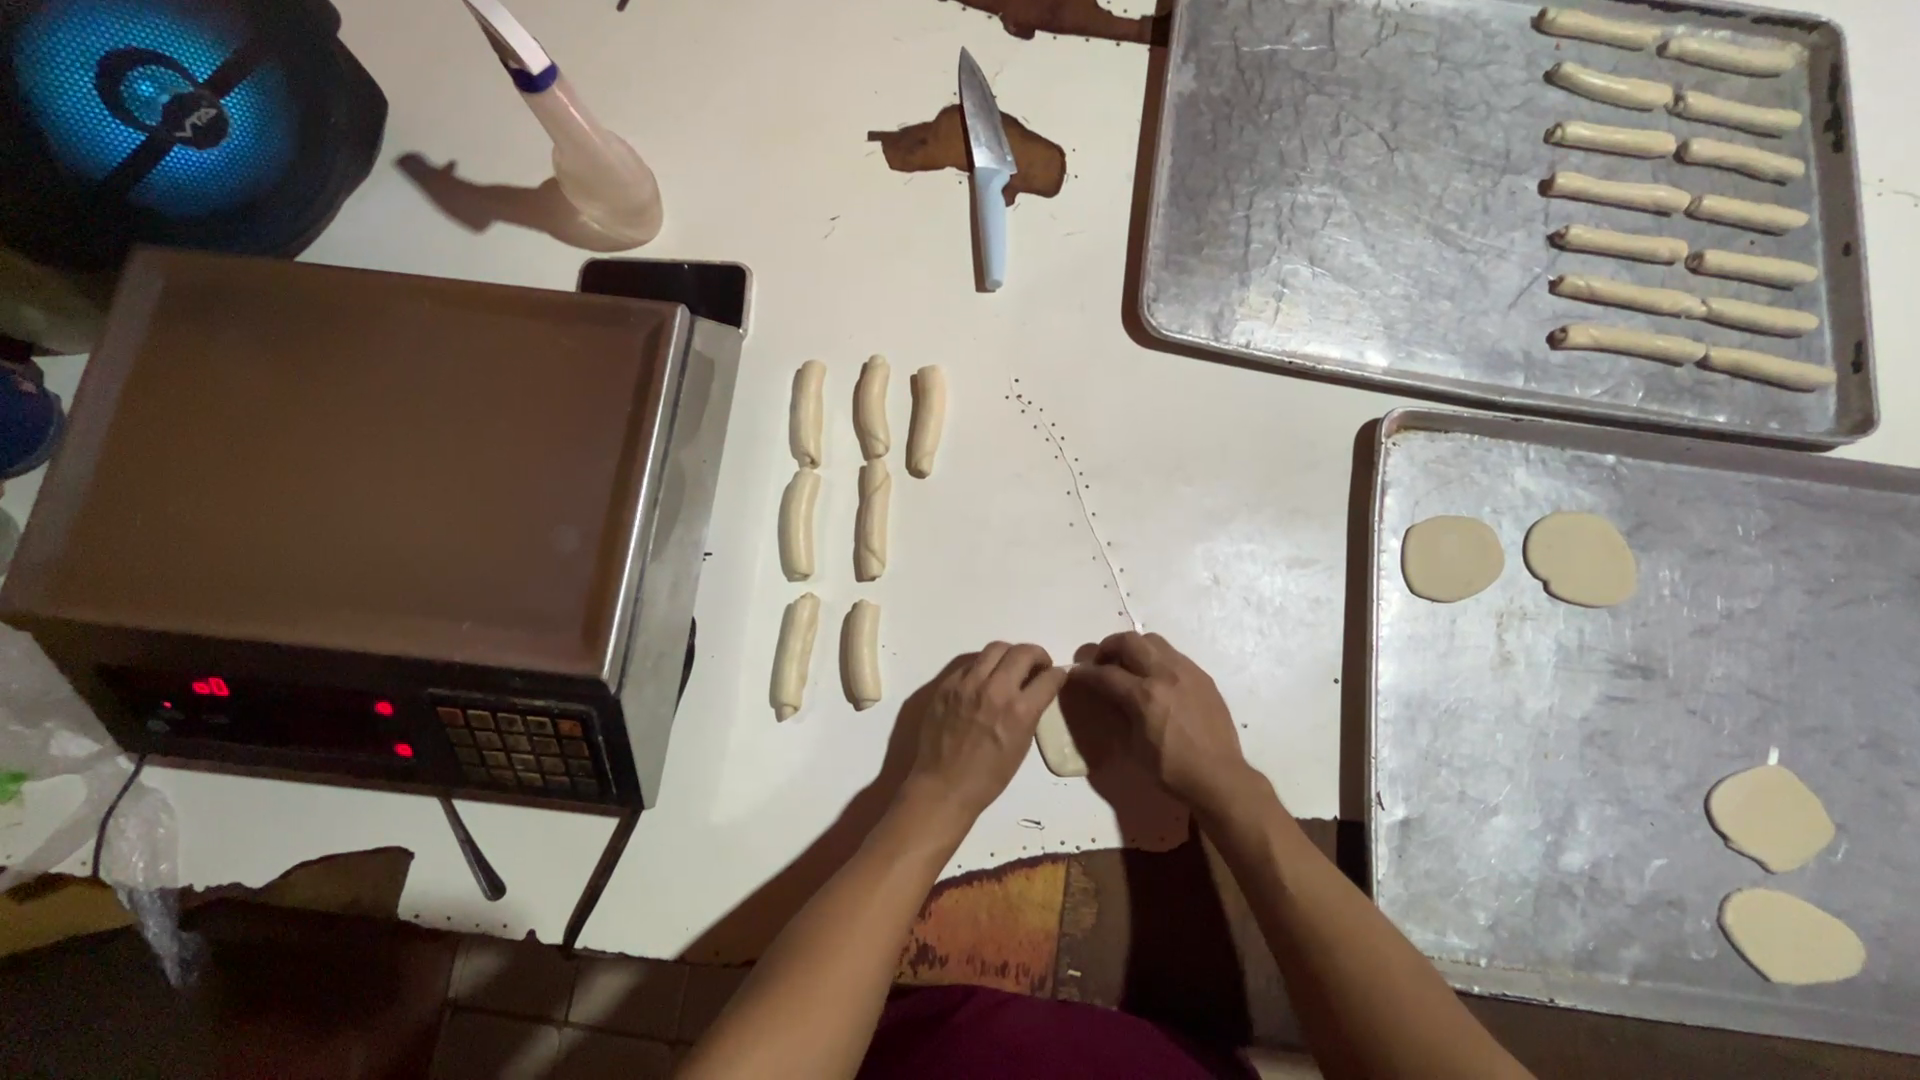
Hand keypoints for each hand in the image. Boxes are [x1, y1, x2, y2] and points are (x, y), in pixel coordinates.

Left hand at [900, 643, 1067, 825]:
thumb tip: (1035, 692)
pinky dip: (983, 667)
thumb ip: (1030, 712)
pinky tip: (984, 680)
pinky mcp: (947, 685)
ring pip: (995, 648)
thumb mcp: (1022, 745)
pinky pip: (970, 664)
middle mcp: (994, 689)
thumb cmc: (989, 776)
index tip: (1057, 675)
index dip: (1058, 674)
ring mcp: (967, 684)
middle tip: (1037, 666)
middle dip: (1037, 655)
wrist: (943, 786)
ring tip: (1011, 666)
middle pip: (1022, 652)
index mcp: (1018, 710)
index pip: (1048, 677)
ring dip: (1010, 654)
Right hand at [1067, 632, 1261, 814]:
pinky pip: (1173, 655)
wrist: (1218, 776)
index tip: (1076, 673)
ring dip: (1134, 647)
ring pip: (1153, 640)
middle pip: (1128, 641)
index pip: (1105, 673)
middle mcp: (1165, 674)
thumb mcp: (1133, 745)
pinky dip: (1156, 658)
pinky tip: (1155, 677)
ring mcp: (1187, 671)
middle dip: (1107, 647)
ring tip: (1128, 665)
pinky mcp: (1202, 676)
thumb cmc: (1170, 769)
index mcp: (1144, 695)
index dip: (1085, 673)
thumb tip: (1107, 697)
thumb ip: (1119, 712)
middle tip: (1101, 662)